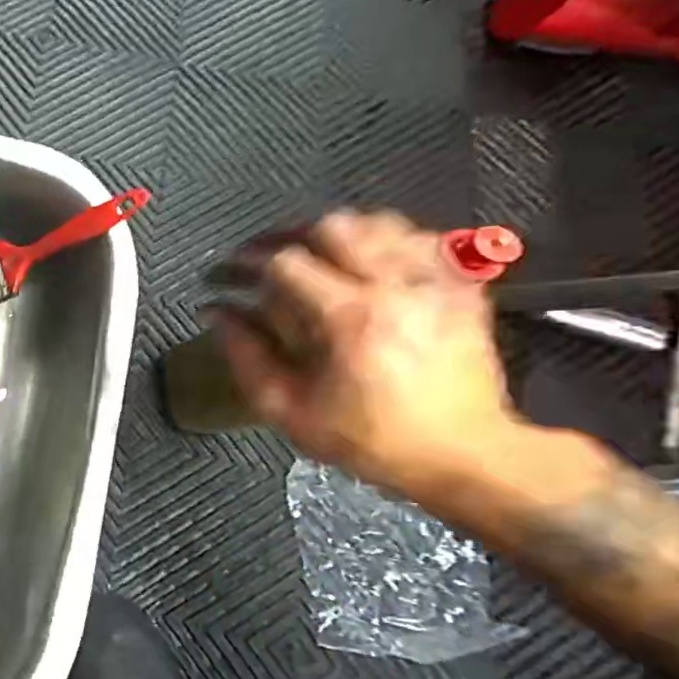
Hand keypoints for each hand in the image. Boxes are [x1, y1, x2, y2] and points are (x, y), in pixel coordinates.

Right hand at [215, 210, 523, 493]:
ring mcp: (437, 283)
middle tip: (263, 259)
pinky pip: (424, 240)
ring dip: (337, 235)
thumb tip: (215, 311)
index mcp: (349, 317)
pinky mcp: (463, 290)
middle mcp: (397, 287)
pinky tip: (366, 263)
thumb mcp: (284, 406)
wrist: (463, 454)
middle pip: (335, 227)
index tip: (223, 274)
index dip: (245, 262)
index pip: (286, 262)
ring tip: (312, 257)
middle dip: (287, 237)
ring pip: (381, 224)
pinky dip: (388, 241)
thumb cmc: (364, 437)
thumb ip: (244, 352)